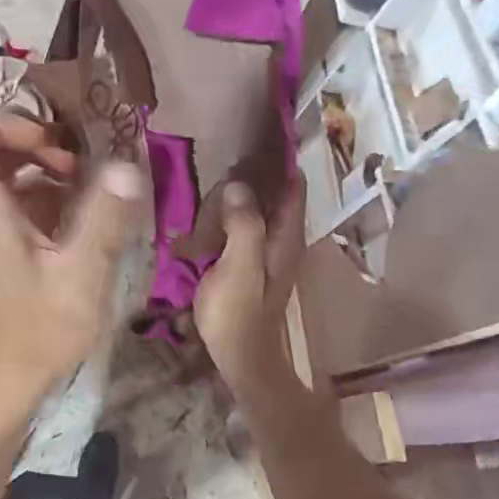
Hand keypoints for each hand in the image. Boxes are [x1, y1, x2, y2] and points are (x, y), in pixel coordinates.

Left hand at [0, 114, 142, 403]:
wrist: (15, 378)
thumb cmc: (44, 328)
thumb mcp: (82, 273)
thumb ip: (103, 218)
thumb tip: (126, 167)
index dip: (1, 125)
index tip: (47, 140)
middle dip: (29, 141)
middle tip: (70, 156)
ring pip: (5, 174)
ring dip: (42, 166)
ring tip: (82, 177)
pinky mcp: (7, 245)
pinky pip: (20, 200)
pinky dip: (47, 191)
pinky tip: (81, 207)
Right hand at [194, 176, 304, 383]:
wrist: (242, 361)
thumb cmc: (238, 315)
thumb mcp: (239, 267)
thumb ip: (243, 225)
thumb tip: (240, 184)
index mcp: (286, 237)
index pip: (293, 186)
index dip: (280, 160)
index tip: (255, 137)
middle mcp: (282, 241)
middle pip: (275, 195)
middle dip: (253, 175)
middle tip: (221, 162)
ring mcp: (266, 254)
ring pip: (257, 211)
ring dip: (238, 197)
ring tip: (210, 184)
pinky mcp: (249, 266)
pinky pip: (242, 230)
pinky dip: (228, 218)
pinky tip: (205, 217)